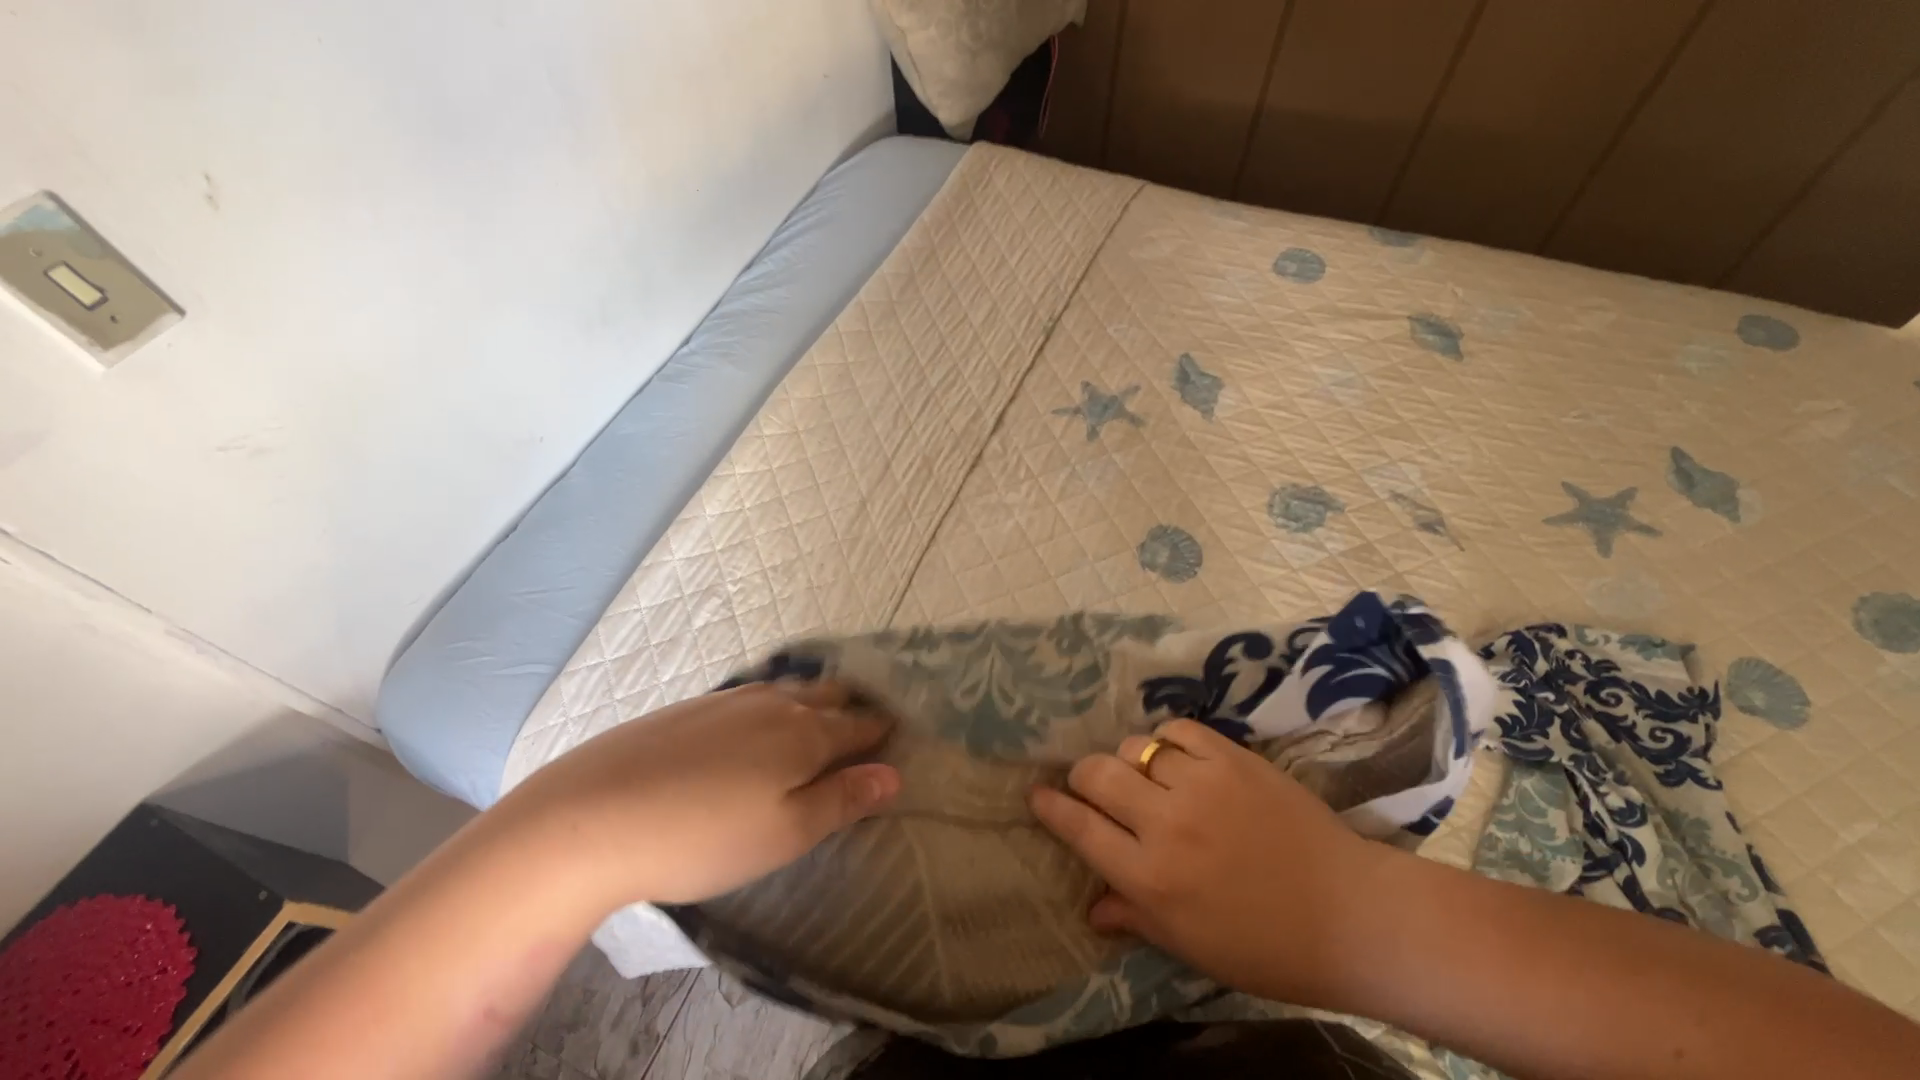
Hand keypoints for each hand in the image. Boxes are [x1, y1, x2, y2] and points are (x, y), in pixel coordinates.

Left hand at [496, 681, 900, 906]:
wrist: (589, 817)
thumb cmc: (703, 836)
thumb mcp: (785, 833)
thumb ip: (842, 799)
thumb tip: (893, 774)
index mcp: (803, 734)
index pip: (859, 726)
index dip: (883, 732)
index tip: (900, 736)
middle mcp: (771, 705)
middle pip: (826, 696)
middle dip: (852, 706)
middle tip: (867, 721)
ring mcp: (724, 701)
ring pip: (786, 692)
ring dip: (812, 701)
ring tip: (820, 714)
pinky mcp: (685, 709)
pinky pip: (748, 698)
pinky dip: (770, 705)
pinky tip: (754, 723)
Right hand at [1028, 719, 1391, 1006]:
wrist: (1351, 914)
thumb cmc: (1267, 947)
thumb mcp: (1191, 946)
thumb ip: (1134, 917)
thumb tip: (1091, 906)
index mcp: (1151, 878)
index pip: (1079, 829)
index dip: (1051, 807)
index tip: (1036, 794)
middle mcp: (1166, 824)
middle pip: (1097, 774)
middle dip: (1082, 777)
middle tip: (1092, 787)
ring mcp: (1202, 785)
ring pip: (1135, 748)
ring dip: (1130, 762)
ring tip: (1146, 778)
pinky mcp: (1235, 760)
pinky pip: (1179, 732)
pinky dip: (1167, 741)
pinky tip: (1177, 758)